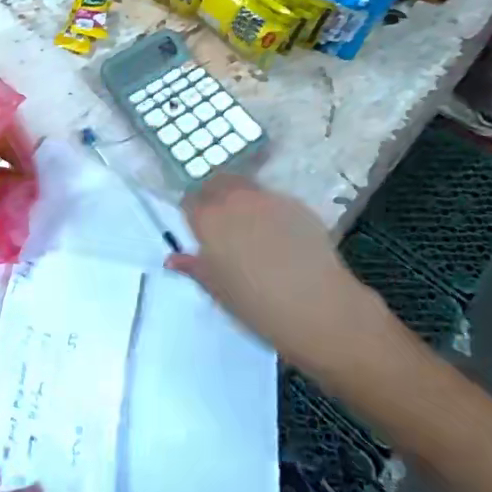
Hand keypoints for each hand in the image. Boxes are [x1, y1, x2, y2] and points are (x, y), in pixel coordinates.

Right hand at [167, 175, 401, 380]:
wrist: (318, 308)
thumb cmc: (256, 304)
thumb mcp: (216, 290)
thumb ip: (194, 267)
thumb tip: (173, 259)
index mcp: (208, 219)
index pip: (189, 202)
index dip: (192, 215)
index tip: (198, 233)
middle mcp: (235, 200)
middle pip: (217, 183)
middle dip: (214, 197)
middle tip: (221, 225)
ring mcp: (269, 199)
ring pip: (246, 188)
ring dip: (242, 201)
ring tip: (252, 230)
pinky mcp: (298, 205)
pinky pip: (274, 201)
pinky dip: (269, 212)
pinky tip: (280, 238)